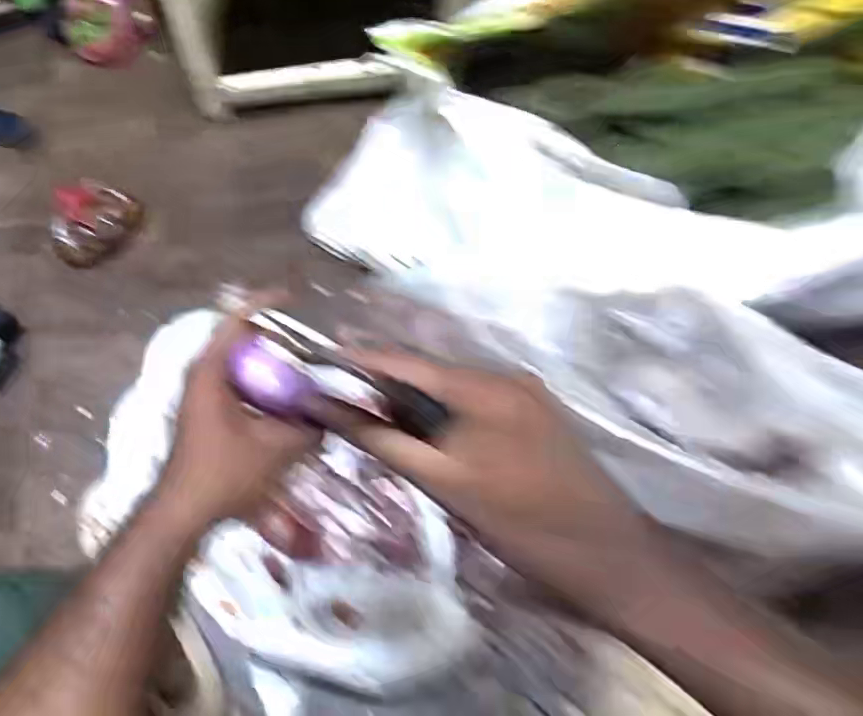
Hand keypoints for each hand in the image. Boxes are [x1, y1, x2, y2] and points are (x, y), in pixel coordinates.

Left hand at [153, 314, 321, 533]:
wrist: (185, 504)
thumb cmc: (225, 471)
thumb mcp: (276, 448)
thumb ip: (308, 425)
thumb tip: (332, 413)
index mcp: (209, 370)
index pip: (235, 322)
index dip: (262, 303)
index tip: (292, 295)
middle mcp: (200, 373)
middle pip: (238, 341)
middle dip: (275, 338)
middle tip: (314, 343)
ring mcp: (200, 391)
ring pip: (238, 365)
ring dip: (269, 366)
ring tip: (309, 371)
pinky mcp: (205, 409)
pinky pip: (236, 385)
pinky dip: (261, 386)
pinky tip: (289, 403)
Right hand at [316, 350, 665, 606]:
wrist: (622, 569)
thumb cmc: (521, 522)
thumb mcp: (436, 479)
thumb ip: (372, 435)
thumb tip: (314, 404)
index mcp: (481, 387)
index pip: (397, 360)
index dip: (348, 359)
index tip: (307, 362)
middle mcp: (501, 376)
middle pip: (418, 367)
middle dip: (371, 377)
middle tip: (326, 389)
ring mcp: (521, 392)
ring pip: (439, 382)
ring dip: (400, 393)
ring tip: (357, 405)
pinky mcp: (530, 411)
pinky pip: (463, 396)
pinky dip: (430, 406)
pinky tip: (408, 422)